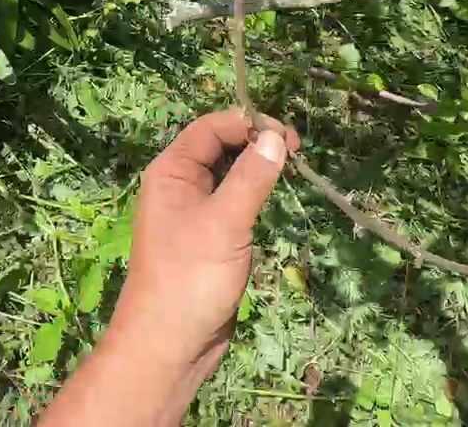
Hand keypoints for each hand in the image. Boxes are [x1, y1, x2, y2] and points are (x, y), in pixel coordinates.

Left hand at [110, 110, 301, 377]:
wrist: (170, 344)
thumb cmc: (191, 275)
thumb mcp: (225, 222)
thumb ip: (251, 177)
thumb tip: (275, 137)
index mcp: (171, 170)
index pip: (210, 128)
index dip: (247, 124)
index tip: (287, 135)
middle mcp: (178, 184)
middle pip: (219, 147)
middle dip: (255, 143)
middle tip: (297, 151)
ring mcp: (192, 210)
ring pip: (227, 174)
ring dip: (255, 167)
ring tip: (291, 168)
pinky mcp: (207, 235)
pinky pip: (230, 201)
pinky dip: (252, 193)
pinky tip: (272, 197)